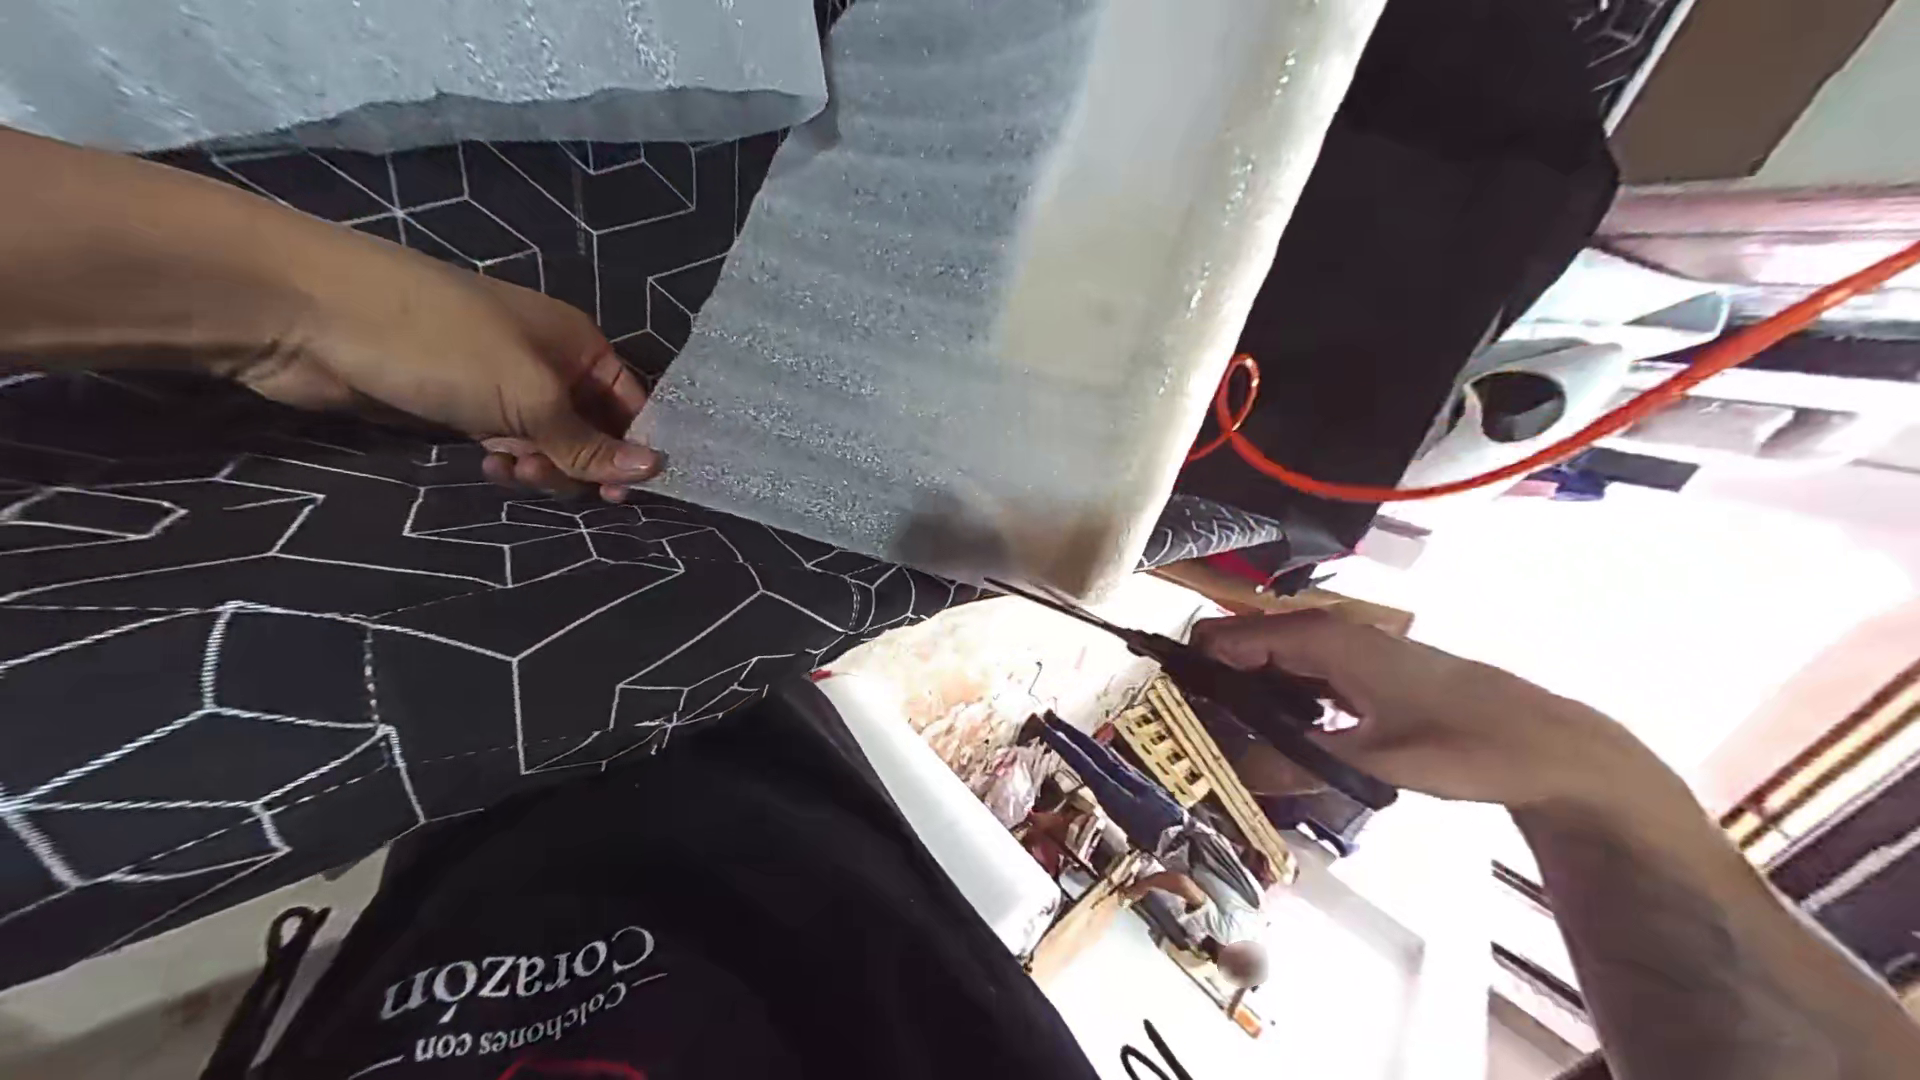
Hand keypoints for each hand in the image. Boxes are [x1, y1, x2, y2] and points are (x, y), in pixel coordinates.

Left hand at [235, 236, 659, 502]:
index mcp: (581, 346)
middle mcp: (552, 363)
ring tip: (510, 469)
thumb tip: (656, 470)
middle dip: (579, 461)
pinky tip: (489, 465)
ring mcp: (506, 383)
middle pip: (594, 430)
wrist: (304, 311)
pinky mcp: (464, 403)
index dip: (634, 449)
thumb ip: (590, 444)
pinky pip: (511, 442)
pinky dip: (509, 460)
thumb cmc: (443, 344)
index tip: (623, 491)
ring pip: (552, 442)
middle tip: (547, 476)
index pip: (632, 406)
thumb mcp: (531, 398)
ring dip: (543, 465)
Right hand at [1189, 611, 1671, 813]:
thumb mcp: (1375, 764)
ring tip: (1222, 740)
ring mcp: (1340, 646)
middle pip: (1238, 644)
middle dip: (1209, 682)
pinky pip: (1290, 670)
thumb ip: (1295, 766)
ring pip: (1263, 658)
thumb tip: (1225, 774)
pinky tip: (1272, 734)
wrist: (1551, 743)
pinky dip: (1270, 696)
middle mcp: (1322, 631)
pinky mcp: (1353, 665)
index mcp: (1320, 639)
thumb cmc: (1466, 744)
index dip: (1191, 669)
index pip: (1227, 639)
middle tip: (1192, 734)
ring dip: (1238, 692)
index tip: (1168, 710)